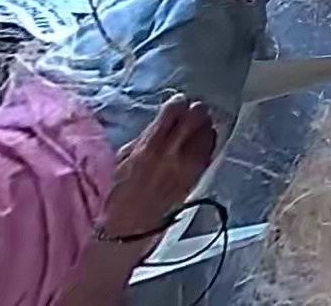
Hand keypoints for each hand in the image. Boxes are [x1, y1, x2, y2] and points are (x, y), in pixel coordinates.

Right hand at [100, 94, 217, 240]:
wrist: (128, 228)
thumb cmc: (120, 194)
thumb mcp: (123, 160)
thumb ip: (146, 136)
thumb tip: (165, 118)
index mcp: (148, 149)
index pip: (173, 112)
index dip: (177, 103)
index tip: (178, 102)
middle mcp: (171, 153)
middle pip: (196, 116)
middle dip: (195, 110)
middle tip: (192, 111)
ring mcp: (188, 163)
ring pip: (208, 128)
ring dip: (203, 124)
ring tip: (197, 126)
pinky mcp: (199, 173)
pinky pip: (211, 146)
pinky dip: (208, 139)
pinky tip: (201, 141)